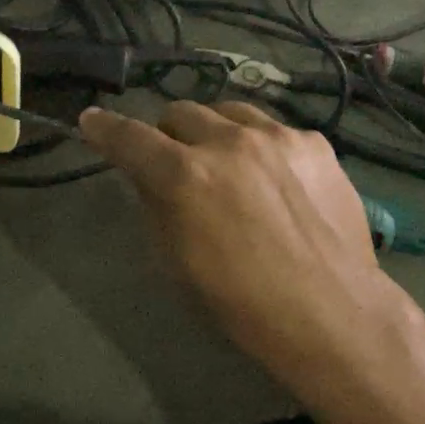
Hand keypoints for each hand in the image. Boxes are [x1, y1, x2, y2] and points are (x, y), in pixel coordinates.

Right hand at [82, 101, 424, 423]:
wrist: (332, 311)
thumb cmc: (243, 302)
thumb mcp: (177, 262)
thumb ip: (155, 205)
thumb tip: (146, 174)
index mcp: (187, 174)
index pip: (131, 137)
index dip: (105, 129)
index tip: (92, 121)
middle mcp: (230, 140)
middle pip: (181, 112)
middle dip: (170, 135)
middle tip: (178, 162)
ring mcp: (278, 136)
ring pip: (229, 112)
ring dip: (217, 133)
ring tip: (230, 166)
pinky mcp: (314, 141)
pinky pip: (274, 130)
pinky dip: (263, 147)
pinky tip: (277, 181)